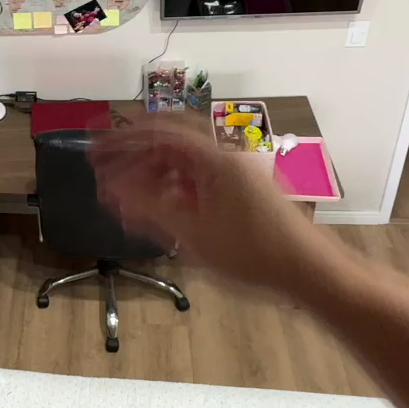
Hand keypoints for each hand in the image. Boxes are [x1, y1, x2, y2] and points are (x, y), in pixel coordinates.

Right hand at [89, 118, 352, 302]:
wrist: (313, 274)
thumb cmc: (254, 255)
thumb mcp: (193, 233)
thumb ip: (149, 206)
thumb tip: (112, 187)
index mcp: (215, 159)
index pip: (160, 133)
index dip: (123, 138)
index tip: (95, 148)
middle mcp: (226, 158)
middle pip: (170, 143)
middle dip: (133, 152)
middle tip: (102, 166)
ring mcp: (235, 174)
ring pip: (183, 163)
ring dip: (150, 173)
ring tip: (123, 194)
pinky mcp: (242, 192)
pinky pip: (197, 180)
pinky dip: (171, 188)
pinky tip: (154, 209)